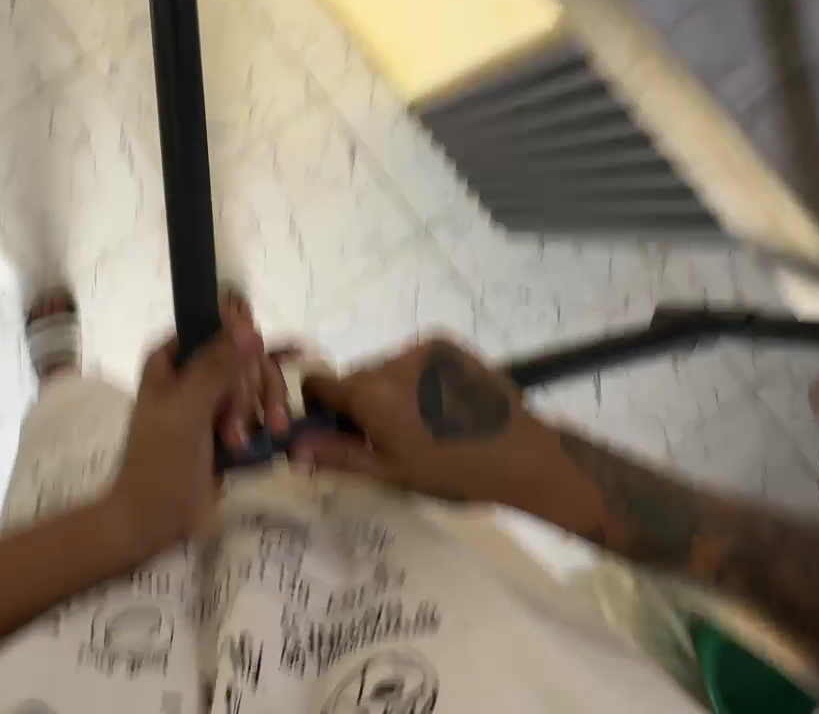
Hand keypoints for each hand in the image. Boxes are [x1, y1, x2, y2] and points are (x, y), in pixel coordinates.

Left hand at [106, 299, 265, 551]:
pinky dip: (269, 417)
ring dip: (261, 407)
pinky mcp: (229, 423)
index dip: (240, 345)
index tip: (249, 372)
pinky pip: (260, 404)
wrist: (154, 521)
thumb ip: (217, 365)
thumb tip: (246, 324)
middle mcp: (192, 369)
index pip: (218, 325)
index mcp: (171, 356)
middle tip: (239, 424)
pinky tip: (275, 433)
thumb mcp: (187, 409)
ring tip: (248, 442)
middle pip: (244, 353)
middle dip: (250, 388)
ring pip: (256, 379)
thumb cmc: (161, 462)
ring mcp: (212, 397)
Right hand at [291, 338, 561, 506]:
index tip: (341, 433)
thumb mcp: (390, 473)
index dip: (320, 408)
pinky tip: (442, 405)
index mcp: (369, 394)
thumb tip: (293, 450)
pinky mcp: (445, 344)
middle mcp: (388, 361)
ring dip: (389, 391)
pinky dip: (415, 378)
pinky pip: (412, 358)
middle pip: (354, 378)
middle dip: (360, 404)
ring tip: (424, 424)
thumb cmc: (452, 473)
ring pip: (383, 369)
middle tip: (390, 438)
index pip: (317, 383)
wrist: (525, 456)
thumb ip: (338, 456)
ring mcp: (420, 348)